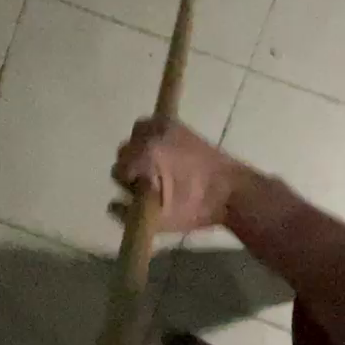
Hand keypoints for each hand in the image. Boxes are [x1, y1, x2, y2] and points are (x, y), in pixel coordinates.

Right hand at [111, 117, 253, 233]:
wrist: (232, 192)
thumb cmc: (197, 207)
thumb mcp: (159, 221)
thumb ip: (128, 214)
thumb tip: (112, 205)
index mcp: (147, 155)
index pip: (119, 169)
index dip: (128, 184)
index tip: (141, 194)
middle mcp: (153, 134)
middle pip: (126, 150)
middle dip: (132, 167)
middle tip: (149, 183)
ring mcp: (167, 126)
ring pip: (138, 133)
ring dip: (140, 150)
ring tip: (155, 169)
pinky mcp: (180, 125)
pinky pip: (153, 124)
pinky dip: (151, 136)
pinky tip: (163, 155)